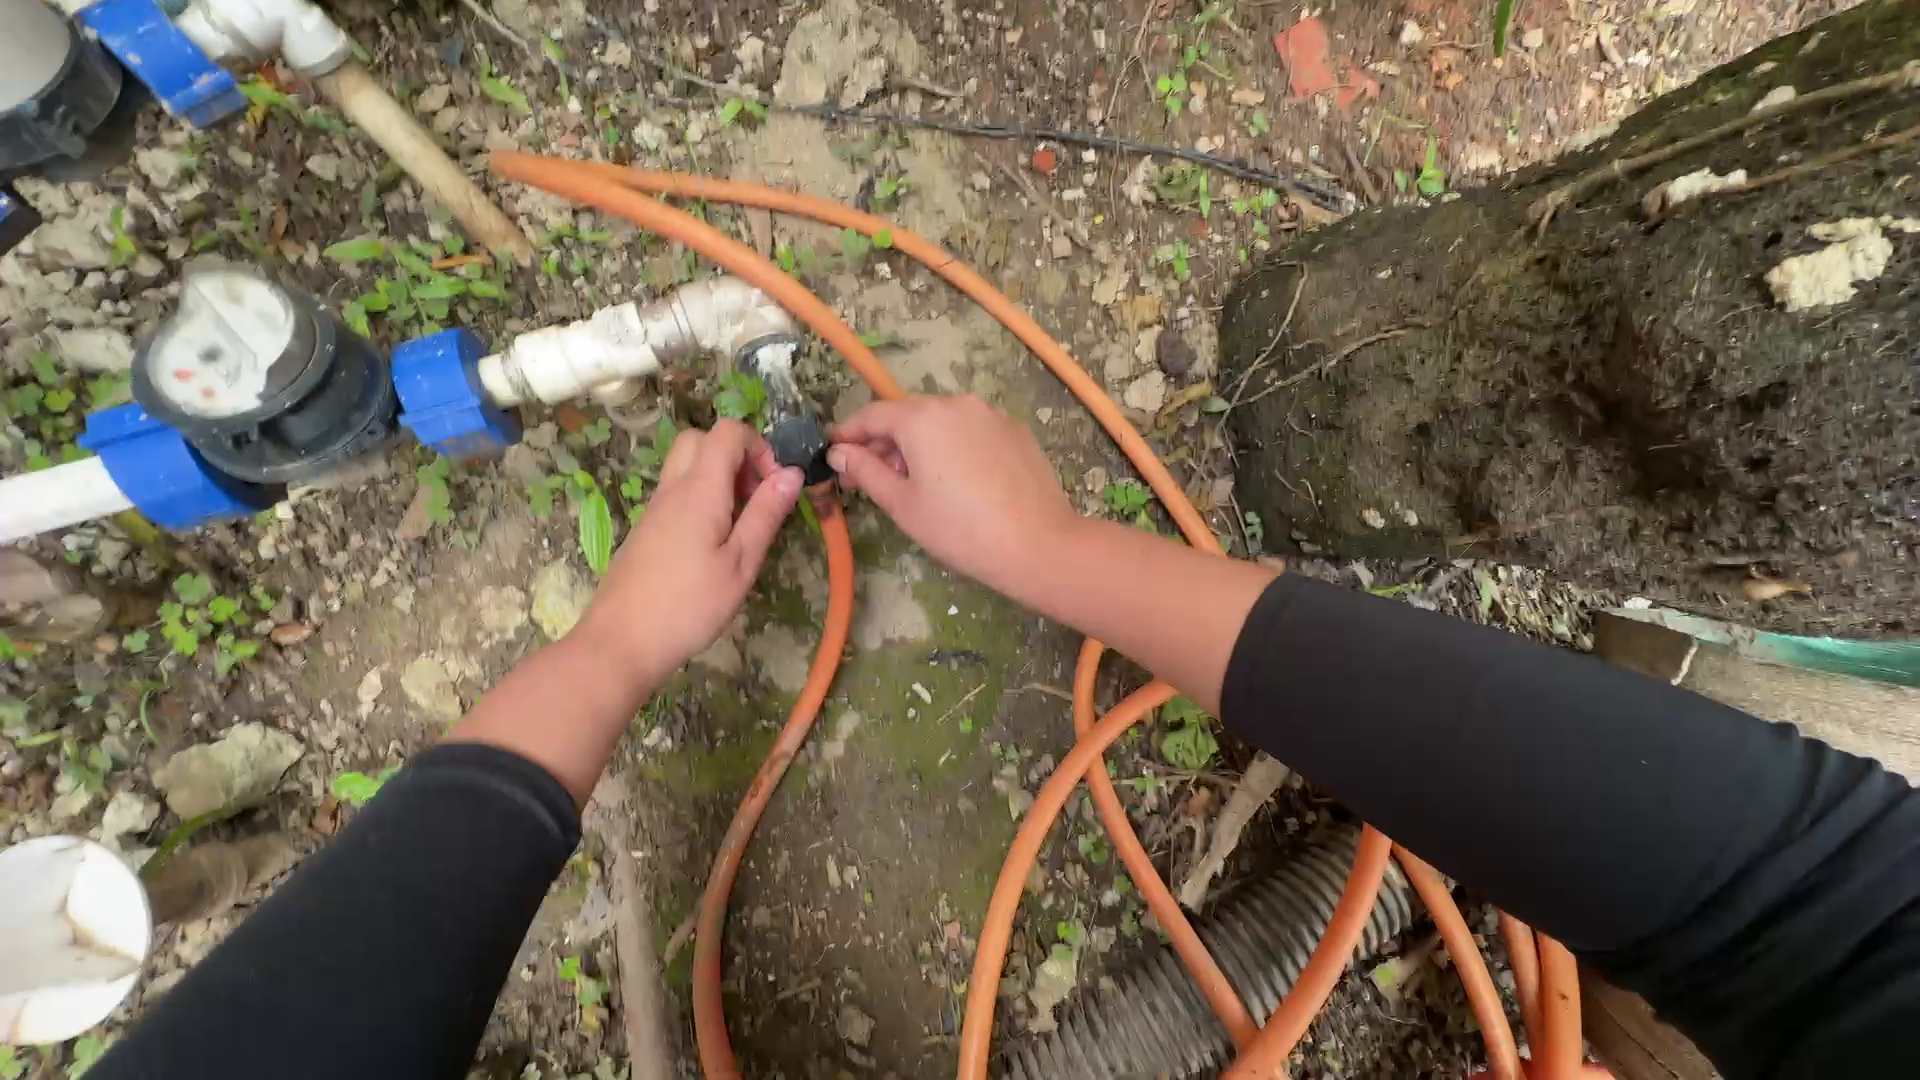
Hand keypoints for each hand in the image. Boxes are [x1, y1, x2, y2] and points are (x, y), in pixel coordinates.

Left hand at [572, 419, 801, 681]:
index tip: (775, 487)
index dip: (760, 447)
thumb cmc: (689, 605)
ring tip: (740, 523)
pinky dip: (703, 498)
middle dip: (737, 456)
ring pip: (687, 465)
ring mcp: (656, 508)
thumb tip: (792, 474)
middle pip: (702, 440)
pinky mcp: (648, 529)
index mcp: (700, 490)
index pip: (729, 432)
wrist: (621, 642)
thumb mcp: (741, 563)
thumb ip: (766, 514)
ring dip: (720, 478)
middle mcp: (674, 489)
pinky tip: (715, 543)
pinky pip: (678, 492)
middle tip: (755, 496)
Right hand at [827, 395, 1080, 593]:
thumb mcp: (902, 504)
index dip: (848, 434)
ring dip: (919, 446)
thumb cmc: (959, 529)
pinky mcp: (1016, 431)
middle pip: (908, 416)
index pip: (872, 415)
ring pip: (942, 423)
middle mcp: (957, 403)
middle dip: (884, 444)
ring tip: (913, 485)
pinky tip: (956, 483)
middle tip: (868, 480)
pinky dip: (953, 448)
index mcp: (923, 417)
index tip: (833, 454)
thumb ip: (866, 471)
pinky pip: (972, 432)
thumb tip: (839, 452)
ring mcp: (992, 415)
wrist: (1037, 544)